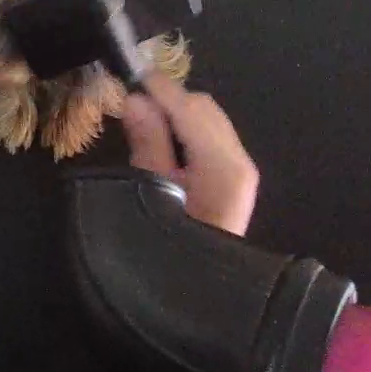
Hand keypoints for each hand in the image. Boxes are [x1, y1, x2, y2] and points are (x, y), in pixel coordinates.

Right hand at [120, 72, 259, 235]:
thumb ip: (147, 143)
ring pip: (208, 118)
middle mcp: (239, 161)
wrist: (203, 299)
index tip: (128, 73)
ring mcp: (241, 170)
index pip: (190, 108)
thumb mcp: (150, 194)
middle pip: (203, 107)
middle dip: (168, 97)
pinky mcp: (235, 178)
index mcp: (223, 166)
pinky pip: (210, 134)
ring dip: (177, 111)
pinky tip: (163, 138)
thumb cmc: (174, 247)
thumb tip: (136, 99)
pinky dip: (186, 126)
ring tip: (141, 117)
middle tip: (128, 99)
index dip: (159, 88)